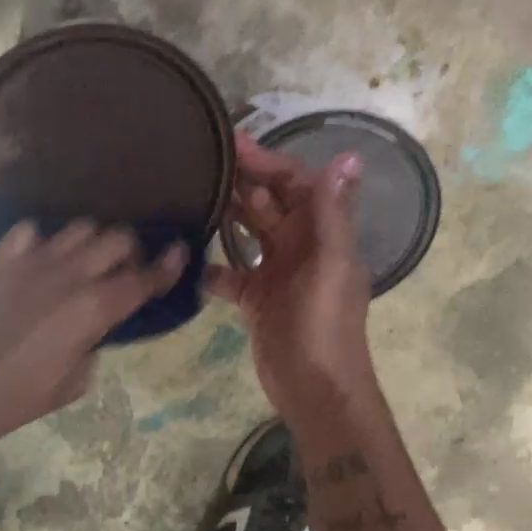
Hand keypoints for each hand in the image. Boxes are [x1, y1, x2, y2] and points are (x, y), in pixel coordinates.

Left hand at [0, 221, 185, 456]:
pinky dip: (41, 241)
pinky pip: (29, 231)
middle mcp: (69, 275)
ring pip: (78, 228)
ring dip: (89, 242)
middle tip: (122, 271)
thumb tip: (92, 328)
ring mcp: (32, 261)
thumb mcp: (74, 380)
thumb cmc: (20, 396)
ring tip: (82, 262)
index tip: (180, 254)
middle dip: (128, 251)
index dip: (167, 267)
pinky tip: (38, 261)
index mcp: (94, 308)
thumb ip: (92, 344)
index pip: (143, 279)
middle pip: (116, 239)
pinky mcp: (1, 260)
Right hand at [206, 132, 373, 412]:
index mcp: (323, 234)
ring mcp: (276, 273)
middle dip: (241, 180)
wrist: (314, 389)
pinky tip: (184, 256)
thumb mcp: (330, 266)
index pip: (295, 184)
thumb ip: (332, 214)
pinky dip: (209, 265)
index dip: (268, 161)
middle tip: (199, 159)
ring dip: (224, 213)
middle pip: (268, 203)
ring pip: (246, 233)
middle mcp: (300, 247)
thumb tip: (347, 157)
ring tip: (188, 192)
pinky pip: (228, 273)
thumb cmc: (324, 326)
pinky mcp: (255, 299)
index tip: (232, 141)